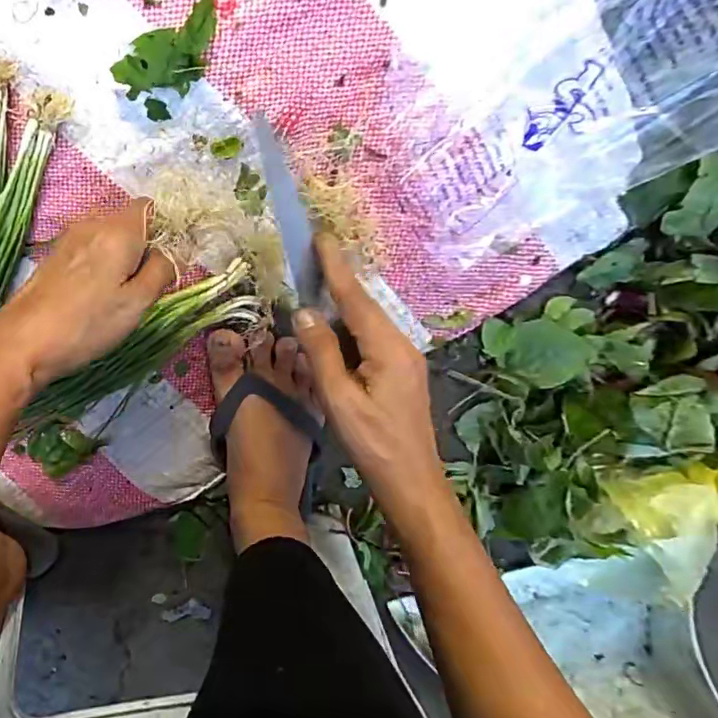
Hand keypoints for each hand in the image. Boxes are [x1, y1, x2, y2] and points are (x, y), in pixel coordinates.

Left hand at [0, 199, 173, 394]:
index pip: (151, 207)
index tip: (170, 261)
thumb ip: (162, 270)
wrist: (21, 342)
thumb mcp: (137, 302)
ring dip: (124, 258)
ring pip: (111, 237)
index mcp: (118, 230)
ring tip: (122, 294)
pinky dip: (103, 265)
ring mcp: (71, 239)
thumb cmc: (86, 323)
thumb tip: (171, 254)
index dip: (167, 229)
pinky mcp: (56, 256)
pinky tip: (98, 295)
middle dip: (145, 246)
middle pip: (130, 222)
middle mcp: (93, 224)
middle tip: (148, 286)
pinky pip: (92, 249)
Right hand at [290, 236, 446, 510]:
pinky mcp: (403, 372)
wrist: (413, 481)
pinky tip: (335, 329)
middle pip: (365, 305)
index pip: (355, 298)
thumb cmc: (374, 445)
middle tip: (312, 255)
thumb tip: (304, 312)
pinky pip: (373, 338)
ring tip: (317, 285)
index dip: (336, 266)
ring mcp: (406, 359)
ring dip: (343, 305)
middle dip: (339, 280)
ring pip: (369, 322)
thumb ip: (321, 353)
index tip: (322, 236)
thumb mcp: (340, 400)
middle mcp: (401, 345)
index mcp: (388, 348)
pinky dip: (351, 328)